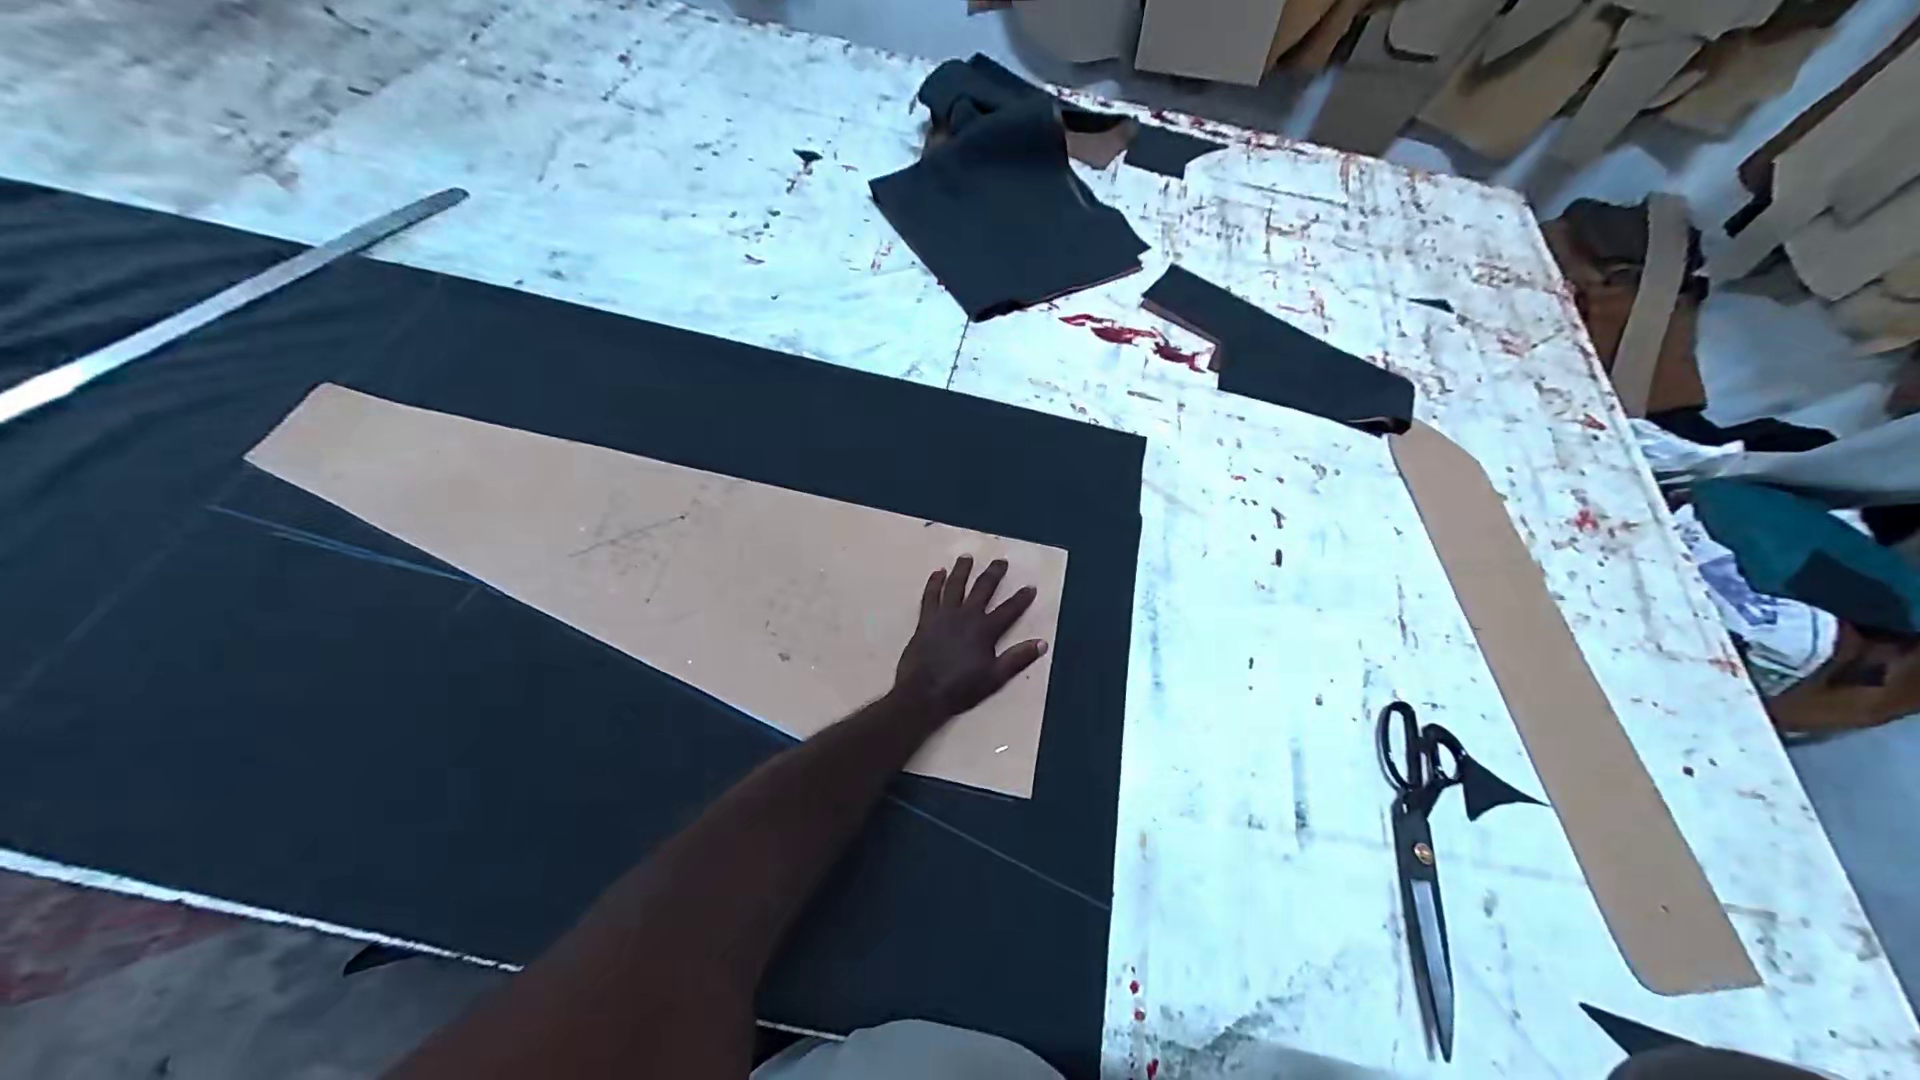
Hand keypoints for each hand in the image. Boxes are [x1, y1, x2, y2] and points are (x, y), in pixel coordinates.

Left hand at [891, 555, 1048, 719]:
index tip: (1030, 587)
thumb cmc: (961, 687)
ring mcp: (944, 615)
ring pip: (955, 585)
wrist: (924, 692)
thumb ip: (1017, 658)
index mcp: (985, 630)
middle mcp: (966, 616)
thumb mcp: (995, 676)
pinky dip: (935, 582)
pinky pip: (931, 595)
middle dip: (993, 574)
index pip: (1008, 610)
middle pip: (982, 589)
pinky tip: (938, 573)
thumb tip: (1042, 643)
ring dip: (962, 570)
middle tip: (1001, 561)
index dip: (1021, 598)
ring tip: (967, 557)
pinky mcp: (926, 620)